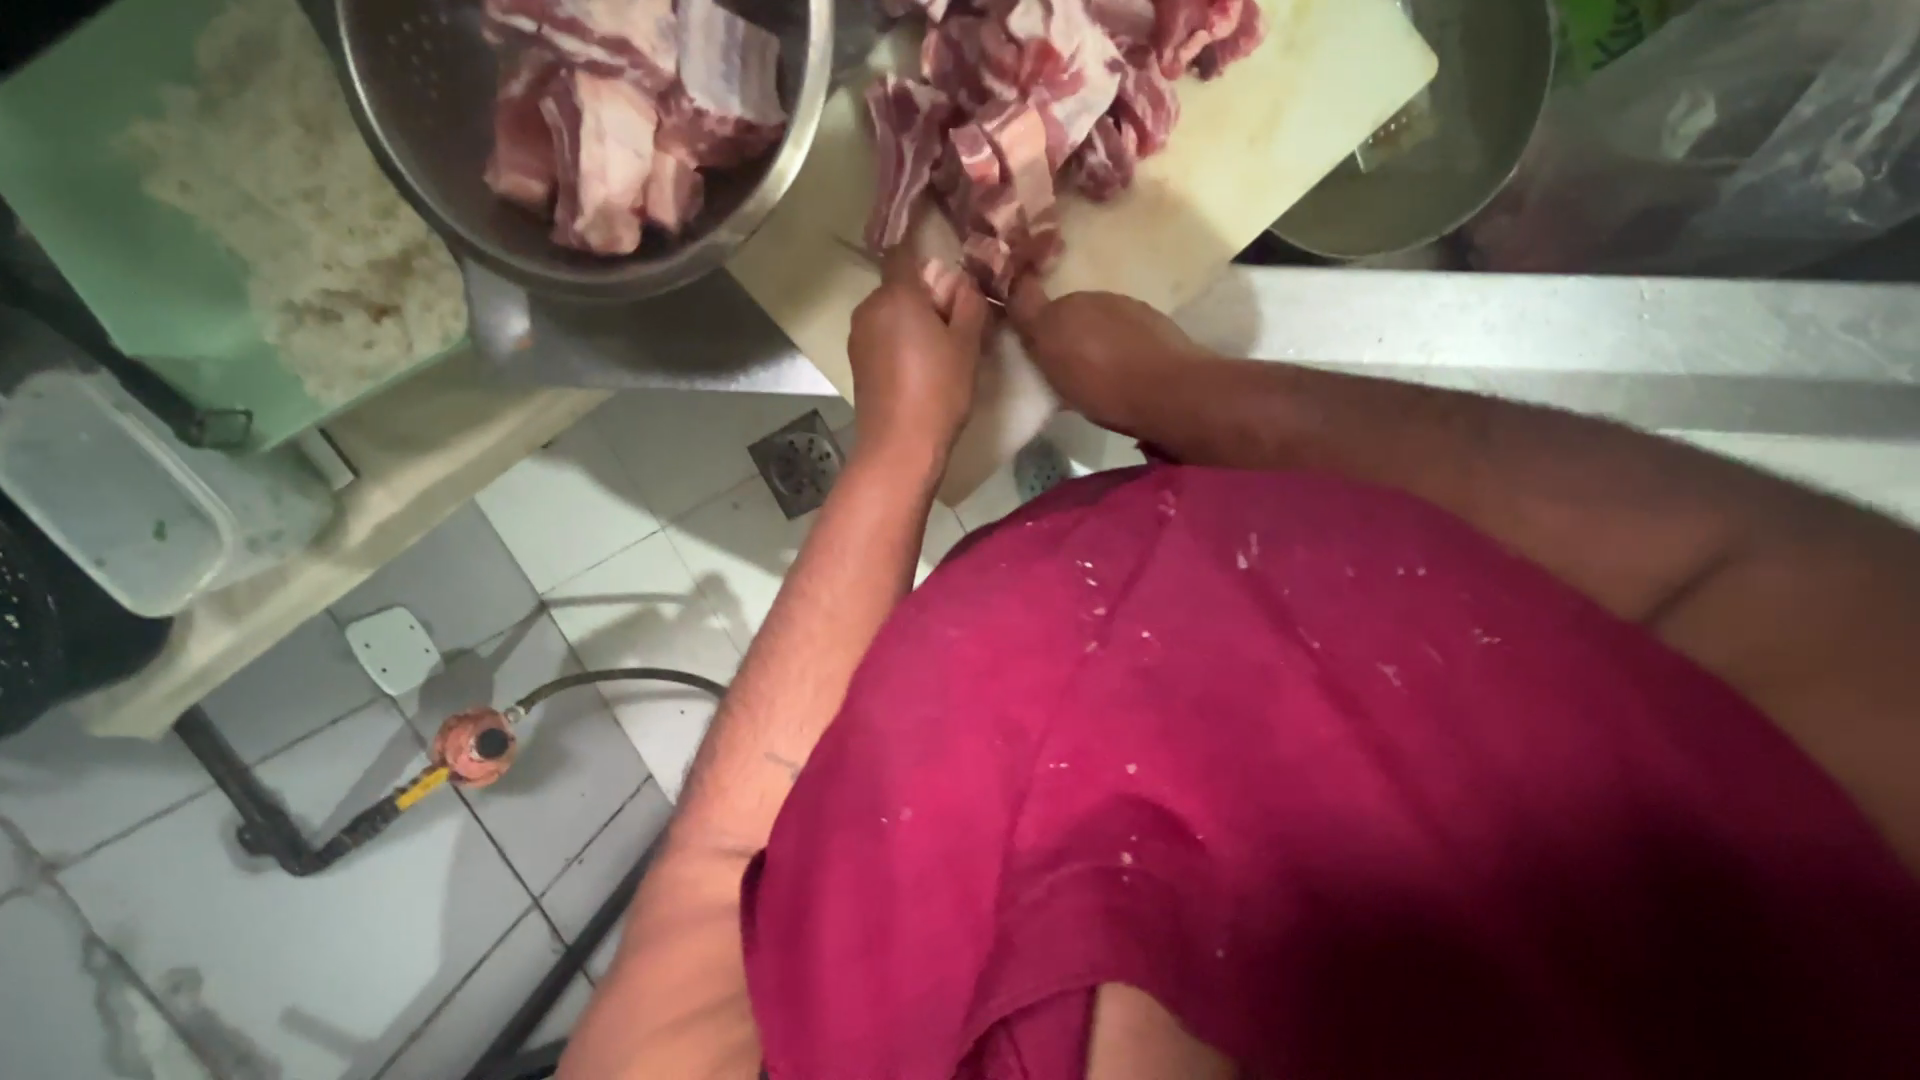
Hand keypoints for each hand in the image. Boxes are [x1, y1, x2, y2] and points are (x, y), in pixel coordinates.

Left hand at [848, 248, 989, 466]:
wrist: (899, 446)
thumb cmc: (939, 391)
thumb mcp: (968, 344)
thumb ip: (968, 304)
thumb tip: (960, 284)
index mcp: (896, 295)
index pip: (903, 251)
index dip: (920, 242)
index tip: (939, 246)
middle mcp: (869, 308)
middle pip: (901, 286)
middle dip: (927, 294)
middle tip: (959, 321)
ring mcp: (859, 336)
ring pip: (892, 313)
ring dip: (915, 319)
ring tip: (943, 350)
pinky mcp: (858, 362)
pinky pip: (884, 336)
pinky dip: (902, 340)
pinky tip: (922, 367)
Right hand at [1008, 280, 1209, 435]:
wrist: (1170, 390)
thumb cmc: (1104, 387)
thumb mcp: (1055, 374)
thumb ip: (1036, 342)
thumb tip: (1020, 312)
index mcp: (1059, 310)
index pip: (1027, 298)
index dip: (1021, 309)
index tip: (1019, 329)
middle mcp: (1090, 298)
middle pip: (1064, 311)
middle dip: (1061, 330)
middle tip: (1063, 362)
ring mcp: (1124, 305)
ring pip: (1096, 318)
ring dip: (1092, 337)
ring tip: (1098, 369)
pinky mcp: (1153, 318)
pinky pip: (1123, 328)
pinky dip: (1119, 342)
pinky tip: (1126, 367)